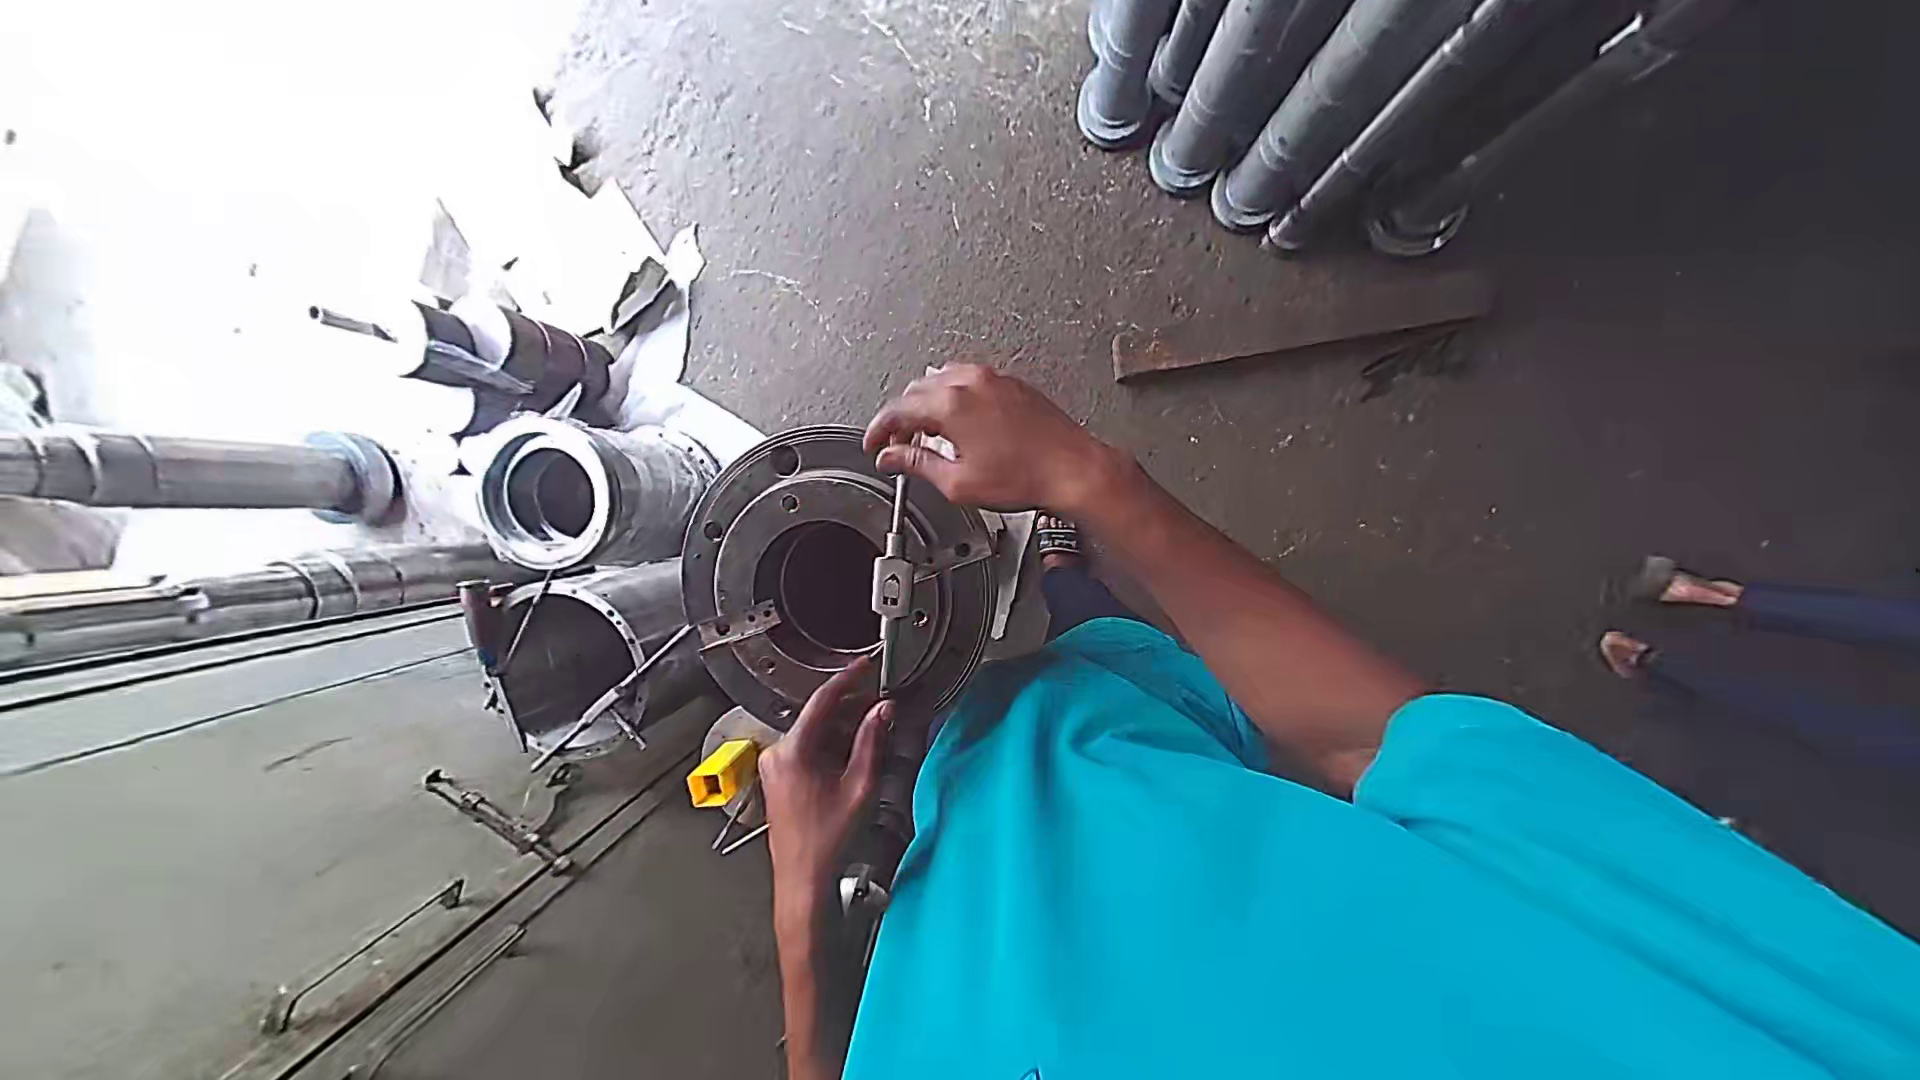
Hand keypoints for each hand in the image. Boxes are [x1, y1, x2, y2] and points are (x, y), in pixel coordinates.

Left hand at [760, 657, 891, 895]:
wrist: (802, 879)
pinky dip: (832, 742)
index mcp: (793, 751)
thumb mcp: (860, 785)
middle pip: (819, 714)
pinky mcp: (780, 774)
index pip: (822, 699)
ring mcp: (776, 764)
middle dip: (852, 706)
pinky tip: (853, 749)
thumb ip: (871, 741)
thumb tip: (882, 710)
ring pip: (815, 729)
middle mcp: (778, 753)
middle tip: (880, 702)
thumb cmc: (827, 841)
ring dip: (843, 725)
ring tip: (872, 728)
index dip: (848, 678)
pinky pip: (808, 745)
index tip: (865, 665)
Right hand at [863, 363, 1122, 515]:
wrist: (1072, 469)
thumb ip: (917, 465)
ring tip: (926, 435)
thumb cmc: (1026, 476)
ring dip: (926, 404)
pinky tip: (958, 422)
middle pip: (916, 391)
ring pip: (942, 380)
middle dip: (900, 418)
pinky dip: (952, 397)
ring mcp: (993, 379)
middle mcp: (971, 383)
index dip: (878, 430)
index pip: (897, 410)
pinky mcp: (1010, 384)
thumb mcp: (958, 482)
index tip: (874, 444)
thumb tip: (892, 458)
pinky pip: (968, 381)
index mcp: (951, 404)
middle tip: (897, 445)